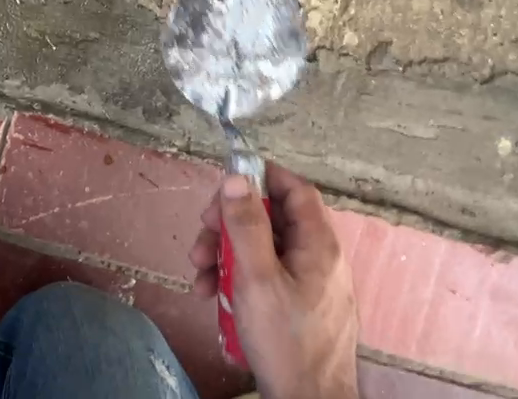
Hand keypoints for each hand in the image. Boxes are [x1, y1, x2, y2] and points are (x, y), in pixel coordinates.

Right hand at [189, 163, 358, 398]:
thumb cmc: (285, 339)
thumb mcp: (257, 277)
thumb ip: (246, 225)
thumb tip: (235, 177)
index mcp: (318, 245)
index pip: (295, 189)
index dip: (260, 177)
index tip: (224, 184)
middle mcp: (317, 257)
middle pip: (269, 217)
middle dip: (228, 222)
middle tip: (202, 233)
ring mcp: (307, 281)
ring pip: (259, 246)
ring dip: (223, 252)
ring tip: (199, 274)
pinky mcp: (295, 302)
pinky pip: (262, 273)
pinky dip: (234, 276)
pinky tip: (211, 293)